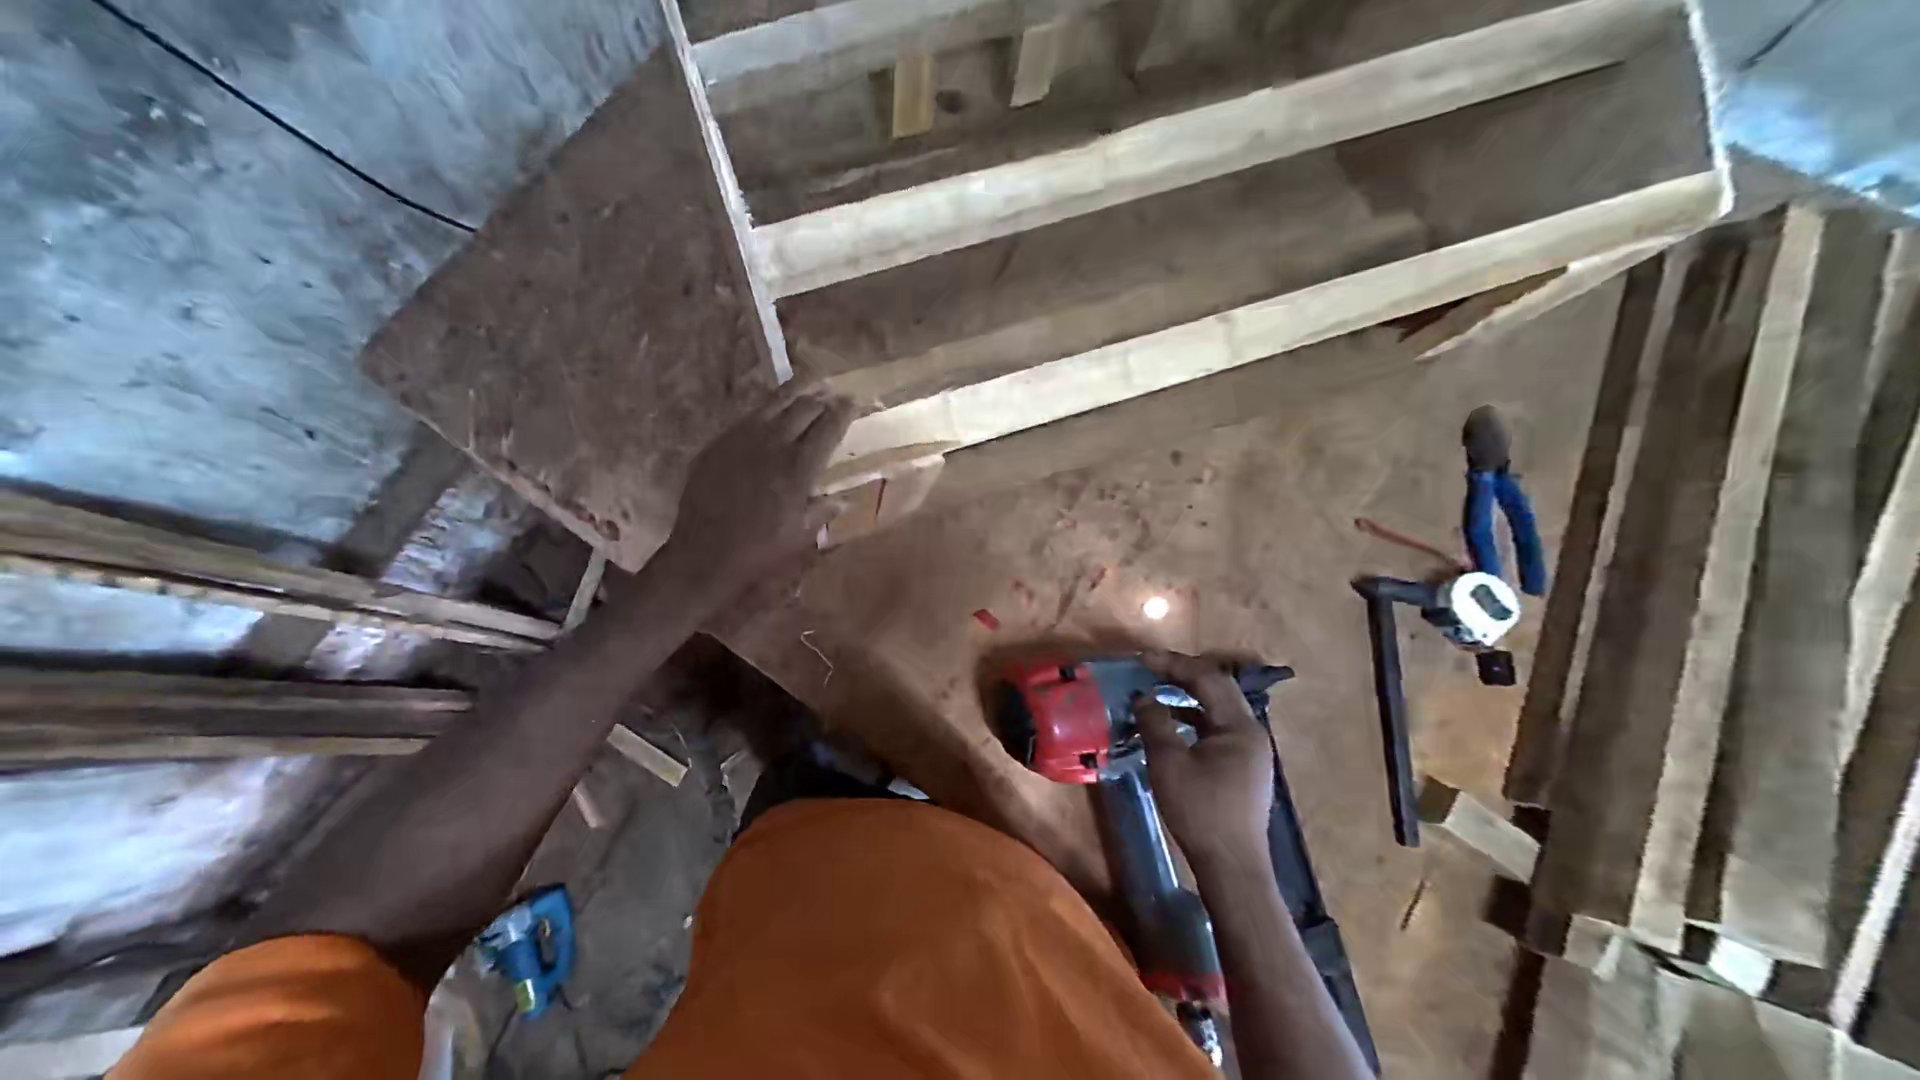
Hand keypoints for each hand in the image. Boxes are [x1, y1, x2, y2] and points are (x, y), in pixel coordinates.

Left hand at [665, 382, 855, 595]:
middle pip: (804, 407)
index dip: (844, 411)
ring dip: (796, 391)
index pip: (829, 427)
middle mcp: (774, 444)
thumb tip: (844, 499)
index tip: (853, 402)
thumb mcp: (802, 535)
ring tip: (809, 382)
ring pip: (774, 402)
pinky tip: (772, 408)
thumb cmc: (761, 549)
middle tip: (834, 392)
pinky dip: (767, 407)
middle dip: (823, 397)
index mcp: (800, 467)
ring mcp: (743, 439)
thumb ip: (824, 510)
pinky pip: (748, 415)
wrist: (705, 553)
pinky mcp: (719, 442)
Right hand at [1135, 652, 1275, 869]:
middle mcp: (1251, 731)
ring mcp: (1250, 750)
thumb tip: (1144, 698)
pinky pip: (1218, 728)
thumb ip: (1155, 722)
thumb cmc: (1200, 810)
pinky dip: (1194, 718)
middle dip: (1183, 674)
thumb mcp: (1169, 762)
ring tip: (1158, 691)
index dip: (1173, 664)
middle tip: (1151, 669)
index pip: (1207, 678)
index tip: (1142, 660)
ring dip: (1189, 696)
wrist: (1231, 865)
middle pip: (1218, 688)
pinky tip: (1173, 725)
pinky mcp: (1243, 767)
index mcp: (1239, 726)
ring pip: (1218, 709)